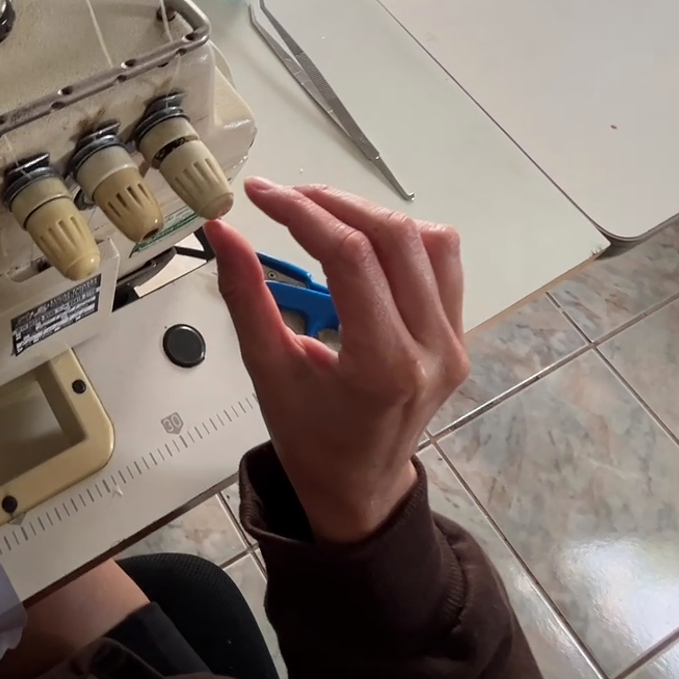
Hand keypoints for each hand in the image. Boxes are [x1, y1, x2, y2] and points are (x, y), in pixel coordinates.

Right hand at [204, 178, 467, 542]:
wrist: (358, 483)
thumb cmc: (306, 433)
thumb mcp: (265, 365)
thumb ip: (244, 293)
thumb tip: (221, 229)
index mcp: (383, 364)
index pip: (350, 258)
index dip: (300, 213)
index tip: (259, 194)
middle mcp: (433, 348)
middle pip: (394, 238)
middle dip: (332, 203)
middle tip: (283, 197)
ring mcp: (454, 340)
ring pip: (429, 241)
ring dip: (369, 214)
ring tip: (319, 212)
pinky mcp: (457, 334)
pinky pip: (442, 262)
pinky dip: (401, 236)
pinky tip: (360, 240)